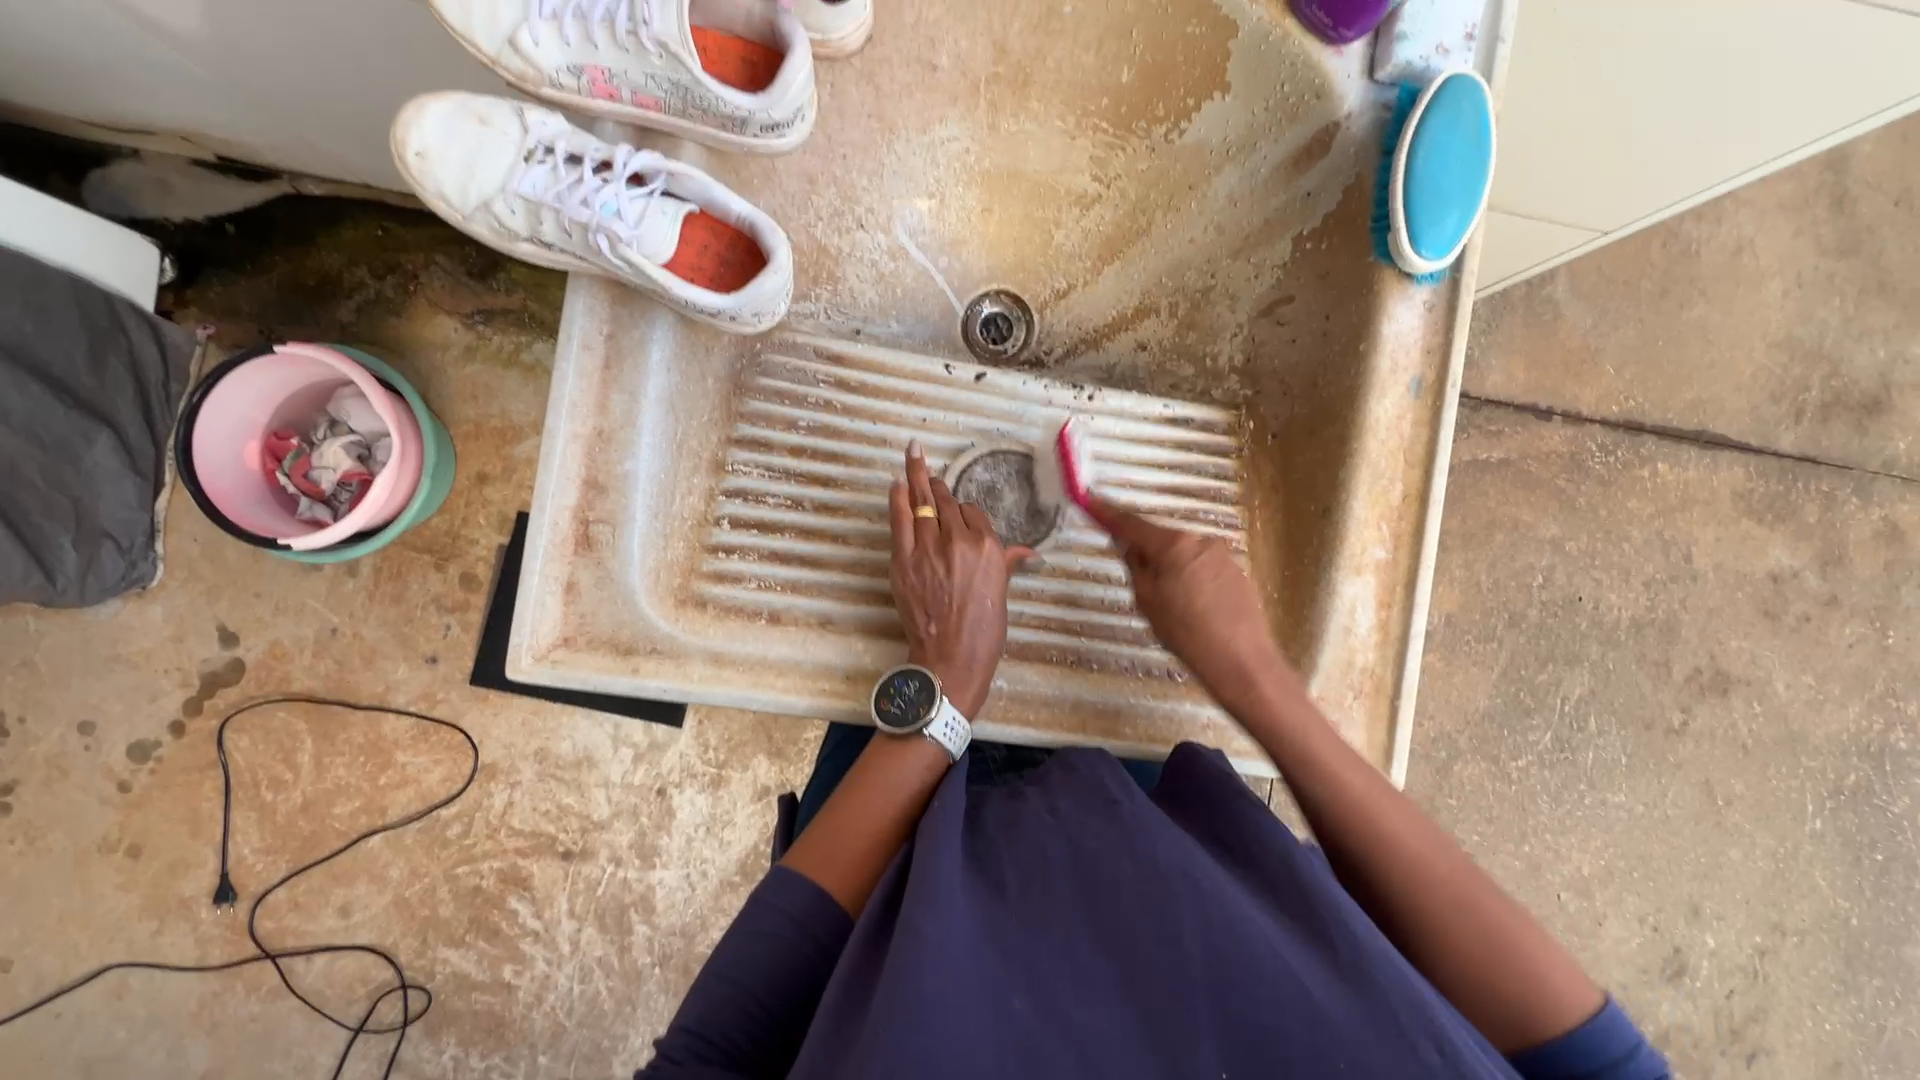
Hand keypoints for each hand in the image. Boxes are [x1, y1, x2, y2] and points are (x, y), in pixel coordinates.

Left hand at [887, 442, 1034, 717]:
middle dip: (935, 481)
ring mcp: (929, 548)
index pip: (973, 513)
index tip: (956, 511)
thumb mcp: (1001, 592)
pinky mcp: (904, 560)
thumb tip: (1028, 553)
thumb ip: (1007, 563)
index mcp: (988, 547)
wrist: (951, 656)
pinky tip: (895, 485)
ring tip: (911, 455)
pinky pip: (900, 520)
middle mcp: (960, 541)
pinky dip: (897, 500)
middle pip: (946, 502)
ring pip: (922, 504)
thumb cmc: (983, 631)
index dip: (963, 511)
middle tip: (922, 459)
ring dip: (916, 478)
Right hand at [1086, 496, 1296, 708]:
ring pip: (1183, 555)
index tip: (1089, 499)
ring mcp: (1222, 554)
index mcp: (1173, 543)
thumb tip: (1128, 545)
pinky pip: (1202, 568)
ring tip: (1173, 608)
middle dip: (1147, 554)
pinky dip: (1192, 581)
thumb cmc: (1186, 632)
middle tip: (1142, 586)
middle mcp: (1200, 539)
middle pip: (1161, 539)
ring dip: (1171, 570)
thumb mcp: (1146, 601)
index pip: (1132, 522)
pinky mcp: (1237, 571)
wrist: (1241, 660)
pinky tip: (1195, 610)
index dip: (1107, 513)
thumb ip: (1135, 566)